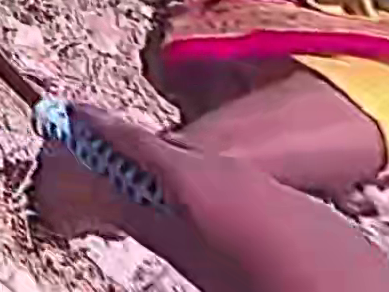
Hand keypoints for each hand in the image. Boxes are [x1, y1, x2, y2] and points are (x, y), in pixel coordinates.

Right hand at [67, 106, 388, 291]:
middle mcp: (230, 169)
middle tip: (121, 173)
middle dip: (143, 161)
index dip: (92, 123)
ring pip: (218, 177)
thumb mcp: (186, 256)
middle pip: (172, 155)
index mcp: (190, 174)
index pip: (124, 135)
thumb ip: (137, 217)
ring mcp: (280, 190)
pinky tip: (246, 242)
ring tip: (187, 218)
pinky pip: (261, 199)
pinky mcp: (321, 216)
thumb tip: (88, 192)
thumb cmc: (258, 285)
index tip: (68, 114)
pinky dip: (237, 208)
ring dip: (192, 187)